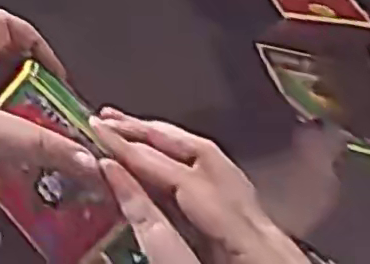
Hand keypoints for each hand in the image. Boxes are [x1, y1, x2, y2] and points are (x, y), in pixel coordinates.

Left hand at [0, 10, 94, 177]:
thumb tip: (87, 158)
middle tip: (51, 111)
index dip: (37, 42)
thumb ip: (41, 144)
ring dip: (14, 100)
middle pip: (3, 50)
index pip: (7, 22)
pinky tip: (5, 142)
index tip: (56, 76)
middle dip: (31, 79)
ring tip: (35, 131)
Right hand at [93, 111, 307, 263]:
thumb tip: (112, 171)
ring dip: (167, 143)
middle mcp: (271, 235)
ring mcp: (273, 241)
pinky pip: (220, 188)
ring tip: (125, 130)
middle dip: (153, 135)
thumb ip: (151, 229)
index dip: (137, 150)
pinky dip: (182, 166)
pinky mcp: (263, 248)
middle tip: (107, 121)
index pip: (186, 177)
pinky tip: (154, 164)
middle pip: (208, 160)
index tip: (96, 129)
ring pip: (218, 168)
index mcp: (257, 247)